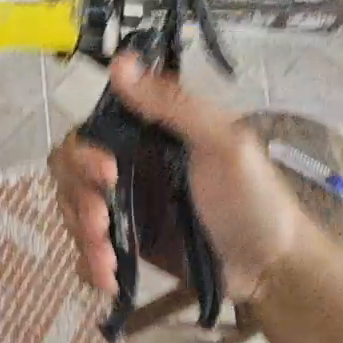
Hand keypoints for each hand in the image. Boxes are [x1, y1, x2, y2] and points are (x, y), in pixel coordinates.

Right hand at [49, 54, 331, 299]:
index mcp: (145, 137)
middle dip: (78, 200)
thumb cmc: (254, 199)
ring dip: (82, 237)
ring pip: (72, 215)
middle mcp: (128, 169)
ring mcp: (125, 210)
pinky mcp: (127, 249)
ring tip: (109, 262)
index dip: (83, 153)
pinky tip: (110, 279)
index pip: (87, 134)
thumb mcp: (223, 144)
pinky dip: (89, 266)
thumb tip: (120, 63)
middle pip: (69, 175)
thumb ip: (172, 105)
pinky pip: (86, 254)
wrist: (272, 268)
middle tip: (102, 224)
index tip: (108, 174)